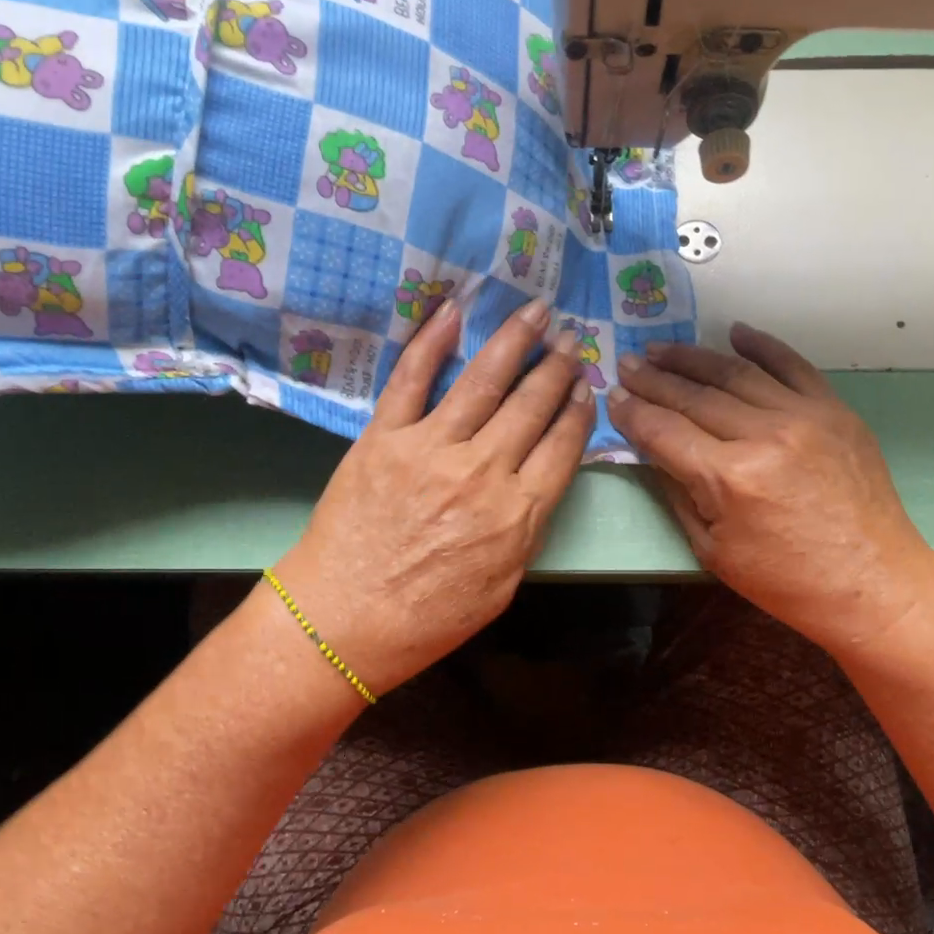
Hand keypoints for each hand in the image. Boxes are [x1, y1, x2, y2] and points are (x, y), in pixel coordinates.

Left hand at [271, 298, 593, 694]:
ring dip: (515, 340)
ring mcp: (429, 448)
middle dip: (557, 367)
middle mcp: (481, 471)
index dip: (578, 410)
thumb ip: (527, 529)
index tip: (587, 384)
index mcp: (517, 513)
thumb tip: (538, 482)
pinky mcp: (383, 437)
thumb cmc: (429, 618)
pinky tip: (455, 311)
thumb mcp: (503, 586)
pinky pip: (411, 379)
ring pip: (483, 381)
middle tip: (572, 338)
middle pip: (530, 405)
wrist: (345, 621)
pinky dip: (432, 341)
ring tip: (537, 312)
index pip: (562, 445)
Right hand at [608, 322, 933, 652]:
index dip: (634, 413)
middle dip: (654, 379)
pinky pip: (793, 366)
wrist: (870, 582)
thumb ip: (679, 493)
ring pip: (737, 373)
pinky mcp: (835, 410)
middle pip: (695, 396)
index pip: (665, 431)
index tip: (613, 396)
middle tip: (628, 363)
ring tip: (663, 349)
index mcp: (729, 478)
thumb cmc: (785, 581)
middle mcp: (764, 435)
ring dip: (694, 357)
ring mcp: (804, 416)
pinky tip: (735, 333)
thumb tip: (653, 450)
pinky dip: (763, 346)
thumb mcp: (713, 549)